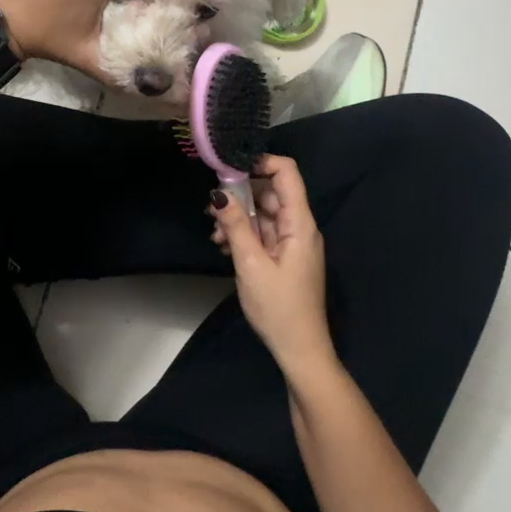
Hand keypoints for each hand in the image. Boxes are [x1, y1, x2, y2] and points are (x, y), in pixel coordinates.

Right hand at [209, 155, 333, 373]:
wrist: (299, 349)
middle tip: (211, 210)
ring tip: (214, 234)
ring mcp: (293, 244)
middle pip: (271, 193)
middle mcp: (300, 228)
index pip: (286, 173)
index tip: (228, 169)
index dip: (260, 162)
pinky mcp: (285, 258)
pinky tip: (223, 246)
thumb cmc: (278, 306)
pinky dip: (244, 235)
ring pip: (264, 215)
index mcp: (299, 224)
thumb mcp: (250, 264)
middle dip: (240, 195)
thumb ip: (236, 226)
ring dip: (238, 218)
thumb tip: (218, 193)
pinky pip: (264, 234)